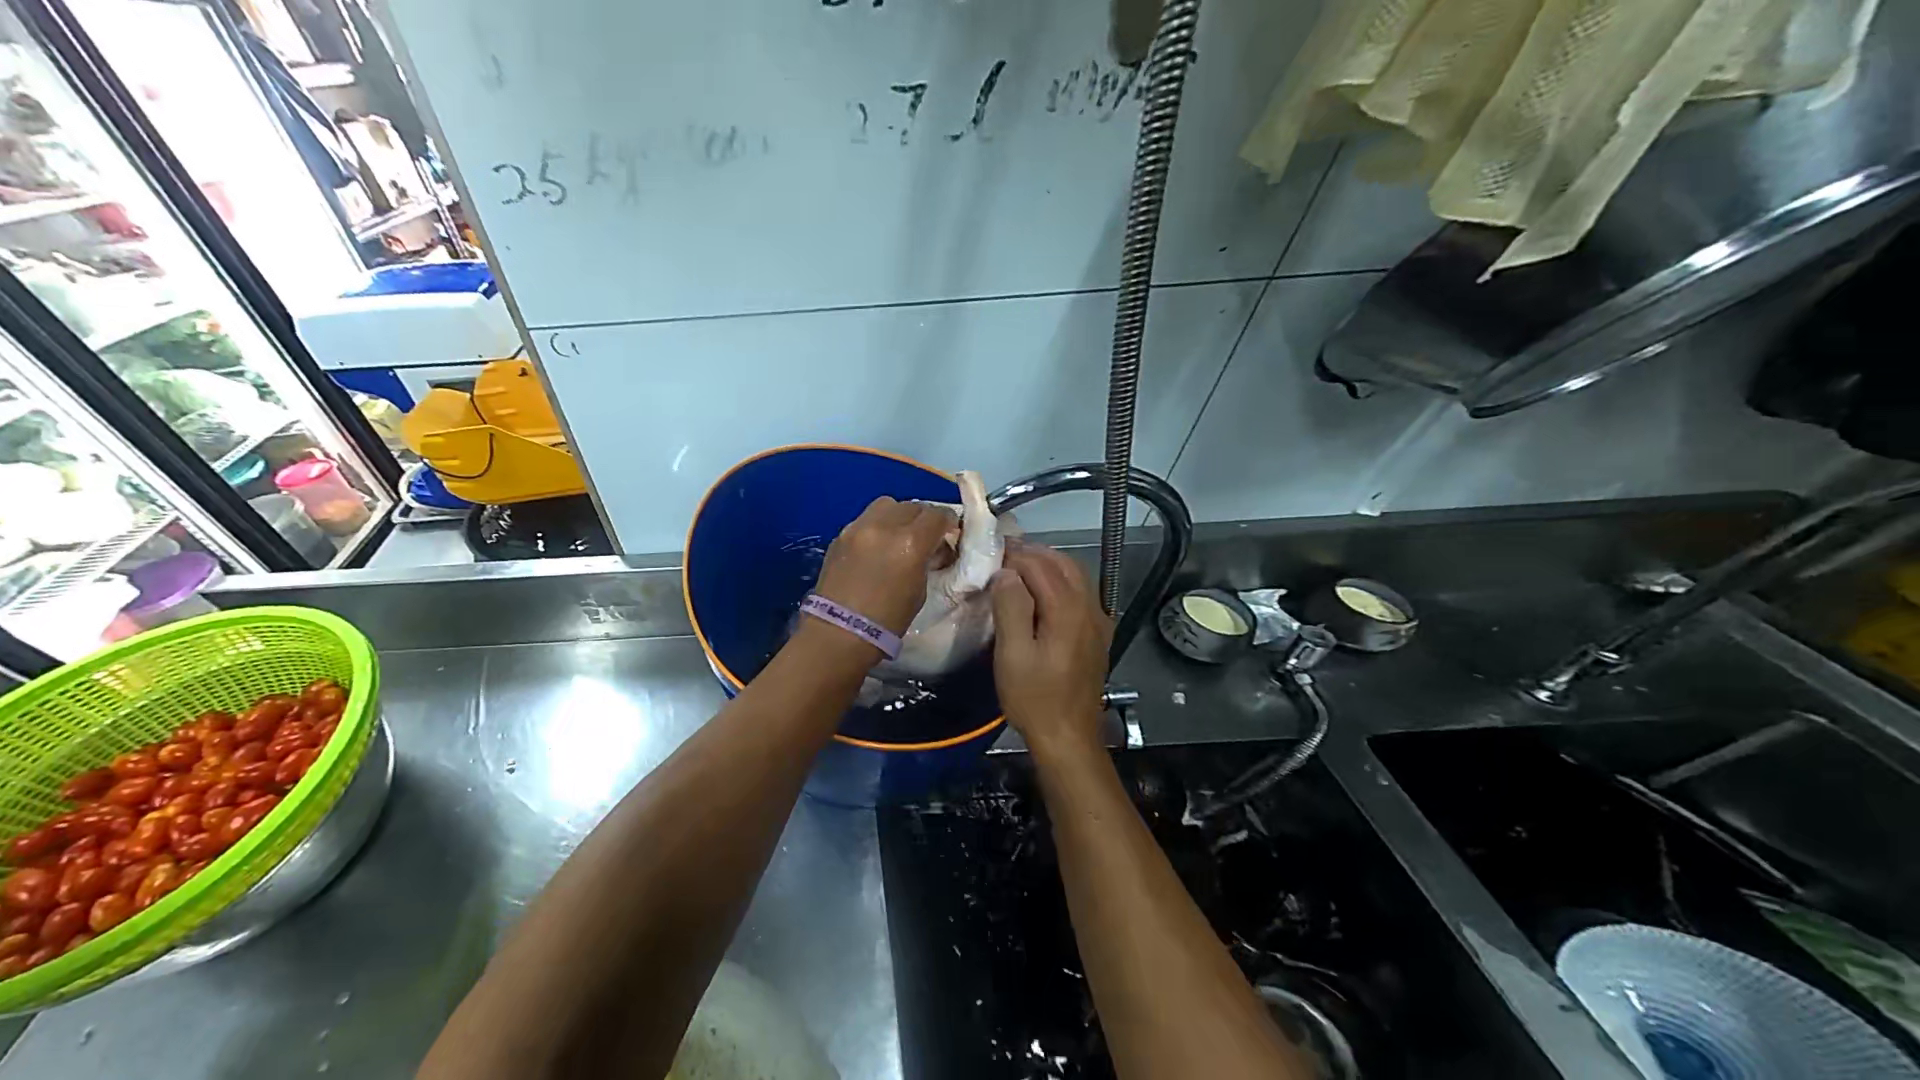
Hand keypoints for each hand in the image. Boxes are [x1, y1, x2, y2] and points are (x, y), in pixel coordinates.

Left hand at [812, 497, 957, 636]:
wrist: (838, 633)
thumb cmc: (887, 621)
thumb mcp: (920, 590)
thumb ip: (927, 560)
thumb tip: (931, 548)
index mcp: (910, 543)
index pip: (937, 515)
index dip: (948, 521)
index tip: (950, 531)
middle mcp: (884, 527)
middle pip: (913, 506)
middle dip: (924, 518)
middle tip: (926, 535)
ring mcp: (858, 528)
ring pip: (887, 505)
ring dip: (898, 516)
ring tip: (899, 535)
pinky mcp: (840, 535)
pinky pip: (866, 519)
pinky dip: (877, 526)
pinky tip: (877, 546)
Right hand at [990, 542, 1111, 761]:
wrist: (1069, 737)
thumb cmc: (1034, 699)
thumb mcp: (1013, 655)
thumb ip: (1011, 608)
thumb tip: (1007, 573)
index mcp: (1067, 610)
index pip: (1040, 565)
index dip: (1014, 555)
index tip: (989, 553)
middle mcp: (1089, 608)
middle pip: (1063, 564)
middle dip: (1033, 554)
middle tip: (1002, 555)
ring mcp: (1098, 621)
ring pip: (1075, 576)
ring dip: (1048, 565)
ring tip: (1018, 568)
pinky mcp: (1097, 634)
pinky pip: (1081, 593)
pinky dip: (1060, 581)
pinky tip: (1041, 593)